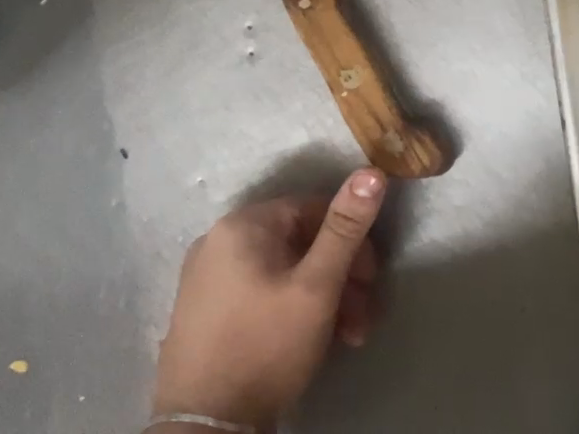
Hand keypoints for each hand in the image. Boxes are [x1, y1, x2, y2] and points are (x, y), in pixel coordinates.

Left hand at [151, 168, 387, 430]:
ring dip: (328, 296)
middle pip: (304, 241)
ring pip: (289, 270)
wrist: (206, 428)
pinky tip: (318, 336)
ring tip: (349, 333)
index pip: (317, 208)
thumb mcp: (319, 284)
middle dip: (344, 275)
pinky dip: (297, 307)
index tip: (371, 277)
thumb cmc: (267, 345)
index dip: (353, 239)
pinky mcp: (206, 311)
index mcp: (243, 227)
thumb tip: (372, 170)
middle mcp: (218, 243)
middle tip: (364, 311)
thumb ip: (346, 226)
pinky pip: (265, 291)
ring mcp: (207, 279)